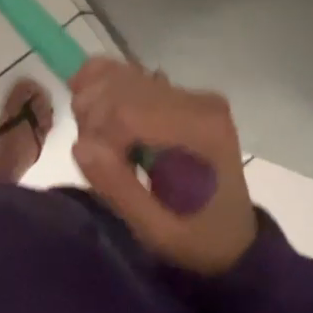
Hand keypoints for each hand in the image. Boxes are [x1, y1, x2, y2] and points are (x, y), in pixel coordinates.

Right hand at [69, 58, 257, 273]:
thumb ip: (120, 189)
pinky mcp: (176, 95)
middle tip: (96, 159)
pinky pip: (125, 75)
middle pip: (119, 88)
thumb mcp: (156, 232)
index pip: (128, 112)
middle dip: (92, 121)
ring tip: (102, 143)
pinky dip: (99, 87)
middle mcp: (199, 103)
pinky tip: (96, 116)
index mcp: (202, 133)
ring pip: (117, 76)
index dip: (97, 136)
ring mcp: (190, 95)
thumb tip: (81, 145)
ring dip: (93, 105)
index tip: (95, 167)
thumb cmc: (194, 238)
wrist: (230, 237)